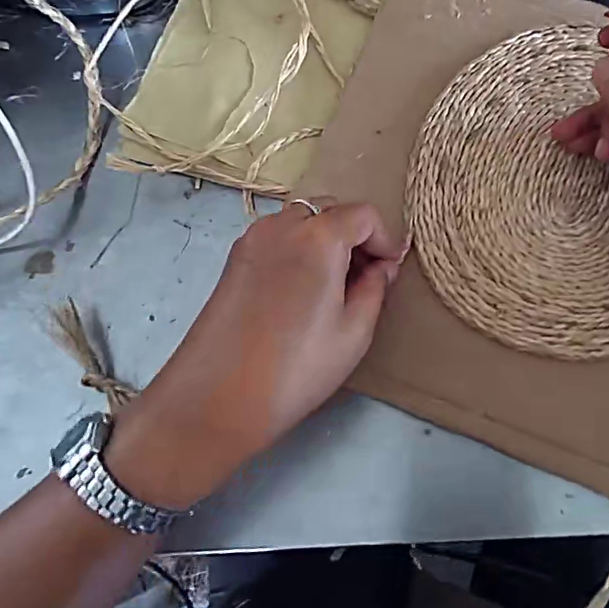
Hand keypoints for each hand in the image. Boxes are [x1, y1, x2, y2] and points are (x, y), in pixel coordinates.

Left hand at [107, 201, 406, 510]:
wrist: (217, 398)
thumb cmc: (297, 367)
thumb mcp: (354, 332)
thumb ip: (375, 289)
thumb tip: (382, 267)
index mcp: (318, 237)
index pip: (363, 214)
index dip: (384, 239)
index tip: (391, 269)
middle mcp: (282, 226)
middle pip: (329, 209)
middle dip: (354, 235)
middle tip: (365, 277)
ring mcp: (251, 240)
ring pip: (300, 221)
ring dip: (324, 239)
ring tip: (333, 285)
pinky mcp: (233, 260)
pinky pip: (276, 238)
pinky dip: (297, 249)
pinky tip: (301, 291)